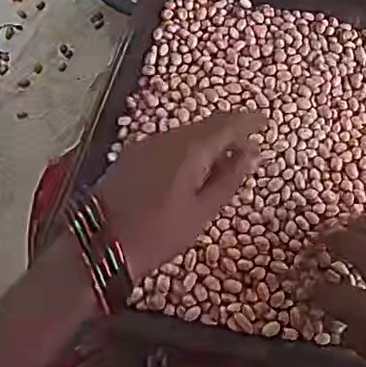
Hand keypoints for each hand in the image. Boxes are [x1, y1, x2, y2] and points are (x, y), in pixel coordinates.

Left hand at [94, 111, 264, 281]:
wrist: (100, 245)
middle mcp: (168, 138)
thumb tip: (252, 154)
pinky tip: (193, 171)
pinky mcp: (132, 156)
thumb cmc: (159, 233)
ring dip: (209, 144)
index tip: (265, 121)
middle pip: (206, 126)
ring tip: (224, 165)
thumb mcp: (202, 211)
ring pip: (186, 135)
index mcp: (190, 149)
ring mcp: (146, 145)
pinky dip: (188, 151)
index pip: (227, 123)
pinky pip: (169, 145)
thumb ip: (230, 179)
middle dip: (230, 134)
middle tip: (249, 150)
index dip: (248, 121)